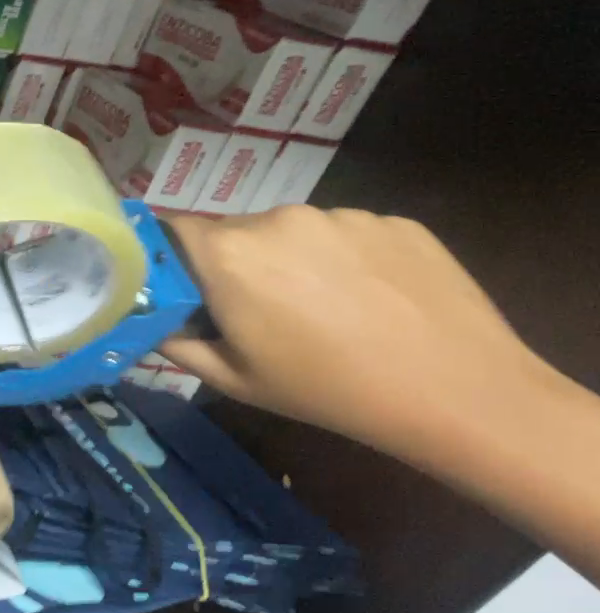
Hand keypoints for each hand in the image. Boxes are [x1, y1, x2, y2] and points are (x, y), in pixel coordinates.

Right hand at [162, 206, 558, 452]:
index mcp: (226, 253)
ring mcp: (340, 216)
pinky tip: (371, 298)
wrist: (464, 396)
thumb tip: (146, 318)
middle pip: (233, 230)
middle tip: (260, 308)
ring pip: (292, 231)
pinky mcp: (394, 221)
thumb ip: (173, 341)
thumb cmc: (328, 390)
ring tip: (326, 306)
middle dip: (236, 262)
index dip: (170, 255)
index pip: (170, 229)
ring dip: (293, 258)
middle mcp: (276, 219)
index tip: (184, 286)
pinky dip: (346, 258)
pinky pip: (347, 232)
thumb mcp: (233, 379)